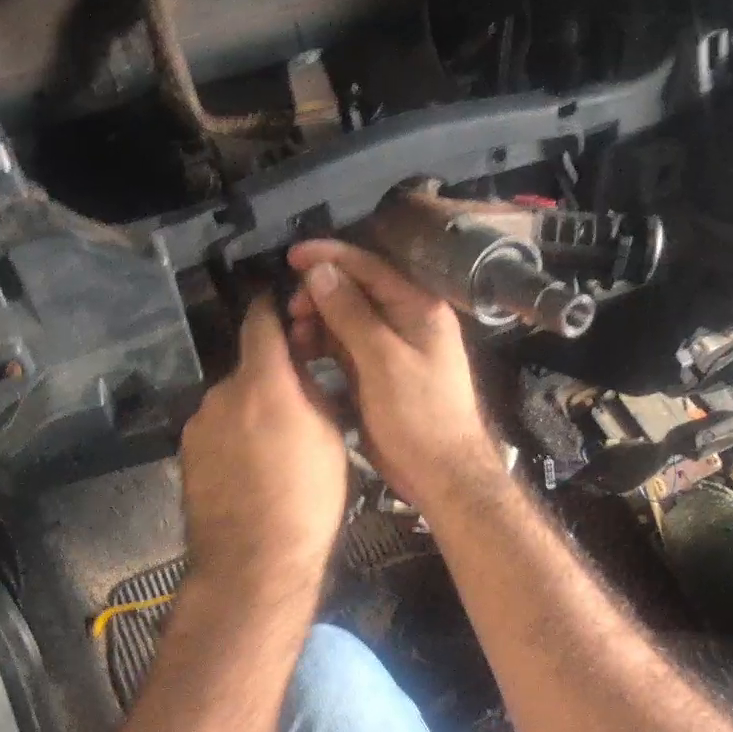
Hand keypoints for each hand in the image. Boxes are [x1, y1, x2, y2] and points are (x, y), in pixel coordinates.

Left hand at [180, 295, 347, 594]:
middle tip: (295, 409)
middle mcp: (221, 394)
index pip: (261, 322)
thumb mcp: (331, 440)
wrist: (253, 563)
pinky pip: (215, 435)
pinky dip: (231, 442)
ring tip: (271, 452)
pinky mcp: (185, 456)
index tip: (282, 304)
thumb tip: (304, 377)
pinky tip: (248, 474)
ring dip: (249, 415)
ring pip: (230, 406)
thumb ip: (315, 396)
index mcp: (264, 383)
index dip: (273, 309)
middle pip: (248, 371)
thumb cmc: (307, 500)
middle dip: (269, 381)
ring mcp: (197, 426)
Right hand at [286, 240, 500, 511]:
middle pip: (356, 292)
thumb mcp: (383, 361)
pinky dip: (324, 348)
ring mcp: (392, 350)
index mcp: (419, 309)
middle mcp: (406, 323)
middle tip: (290, 309)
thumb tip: (320, 272)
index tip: (292, 256)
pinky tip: (303, 352)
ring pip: (347, 322)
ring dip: (318, 322)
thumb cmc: (420, 417)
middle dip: (320, 294)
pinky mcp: (378, 376)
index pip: (370, 267)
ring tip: (293, 335)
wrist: (441, 474)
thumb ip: (352, 314)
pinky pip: (346, 350)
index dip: (330, 257)